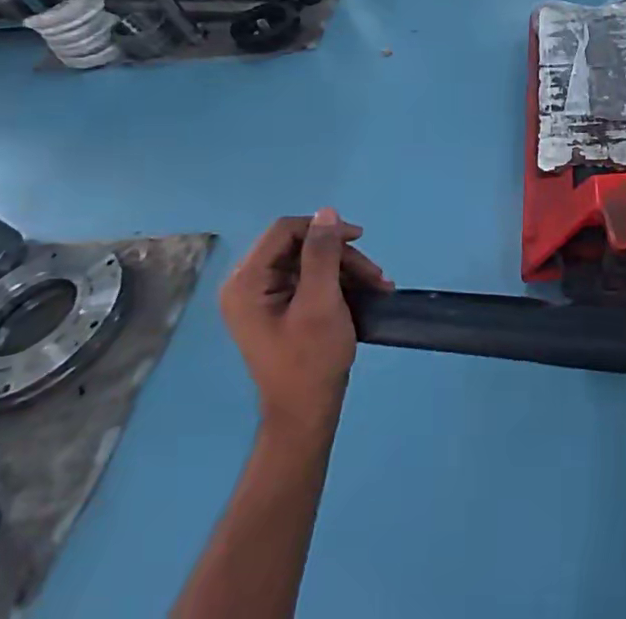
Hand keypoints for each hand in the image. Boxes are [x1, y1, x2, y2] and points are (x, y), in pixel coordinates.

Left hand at [220, 210, 393, 434]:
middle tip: (376, 275)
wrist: (306, 412)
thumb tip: (327, 212)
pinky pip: (310, 281)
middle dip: (341, 255)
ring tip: (379, 287)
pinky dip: (339, 283)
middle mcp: (248, 285)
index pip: (285, 231)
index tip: (360, 239)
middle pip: (300, 246)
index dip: (323, 228)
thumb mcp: (321, 302)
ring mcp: (263, 298)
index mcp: (247, 282)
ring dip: (347, 270)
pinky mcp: (280, 309)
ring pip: (310, 262)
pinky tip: (367, 293)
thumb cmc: (311, 358)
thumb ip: (323, 254)